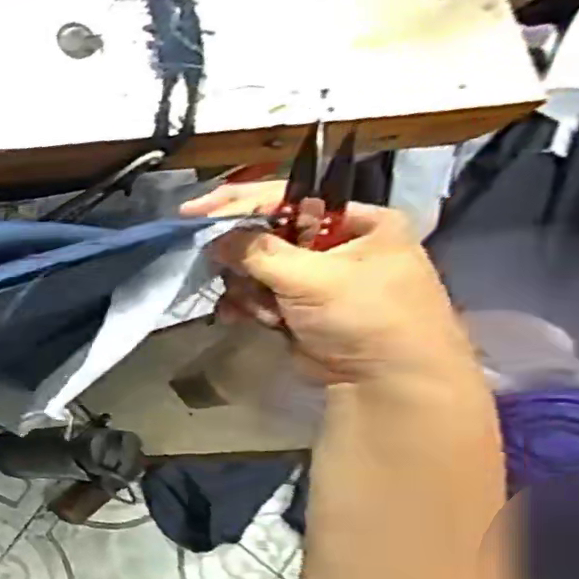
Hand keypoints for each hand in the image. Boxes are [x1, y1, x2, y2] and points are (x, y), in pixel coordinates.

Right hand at [182, 183, 476, 384]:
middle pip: (264, 235)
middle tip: (226, 272)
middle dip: (242, 259)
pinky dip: (248, 306)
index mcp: (357, 222)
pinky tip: (253, 319)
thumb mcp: (311, 277)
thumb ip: (256, 251)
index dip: (238, 203)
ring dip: (247, 289)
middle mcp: (336, 243)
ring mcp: (315, 276)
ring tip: (260, 310)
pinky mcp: (297, 305)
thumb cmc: (364, 316)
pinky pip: (256, 293)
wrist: (386, 379)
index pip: (287, 199)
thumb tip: (212, 236)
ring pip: (254, 268)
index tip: (193, 211)